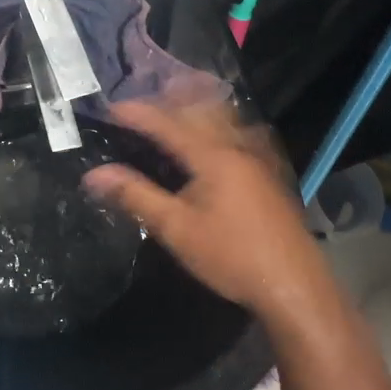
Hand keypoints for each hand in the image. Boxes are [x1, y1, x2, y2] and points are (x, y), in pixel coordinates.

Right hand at [84, 99, 324, 317]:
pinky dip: (221, 125)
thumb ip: (135, 196)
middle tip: (141, 103)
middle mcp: (237, 150)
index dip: (137, 113)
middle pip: (201, 111)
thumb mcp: (175, 228)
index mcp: (212, 157)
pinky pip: (241, 136)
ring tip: (176, 103)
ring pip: (226, 120)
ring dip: (199, 107)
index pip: (167, 124)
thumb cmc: (232, 257)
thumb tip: (94, 174)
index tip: (109, 109)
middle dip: (169, 100)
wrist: (296, 289)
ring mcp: (258, 163)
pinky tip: (217, 138)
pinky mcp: (269, 179)